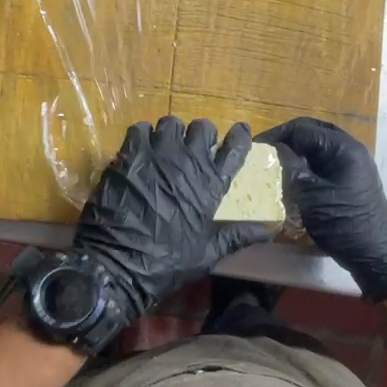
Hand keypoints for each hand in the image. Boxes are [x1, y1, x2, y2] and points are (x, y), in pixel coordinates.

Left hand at [73, 117, 272, 330]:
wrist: (119, 263)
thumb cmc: (167, 261)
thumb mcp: (208, 253)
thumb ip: (237, 236)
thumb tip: (267, 232)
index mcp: (211, 184)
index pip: (235, 148)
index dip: (240, 136)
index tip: (240, 131)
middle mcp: (188, 162)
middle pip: (203, 128)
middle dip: (201, 134)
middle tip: (194, 146)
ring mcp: (157, 155)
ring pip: (170, 123)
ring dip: (171, 133)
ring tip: (165, 147)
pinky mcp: (129, 155)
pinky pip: (139, 129)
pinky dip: (142, 136)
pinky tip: (140, 150)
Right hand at [257, 118, 386, 301]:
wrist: (373, 253)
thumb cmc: (340, 223)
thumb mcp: (309, 194)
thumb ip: (291, 166)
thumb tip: (276, 149)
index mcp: (343, 148)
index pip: (303, 128)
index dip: (277, 135)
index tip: (256, 148)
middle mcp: (351, 150)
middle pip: (313, 134)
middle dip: (287, 141)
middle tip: (266, 154)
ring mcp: (353, 165)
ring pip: (319, 149)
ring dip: (297, 154)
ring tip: (277, 166)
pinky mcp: (351, 179)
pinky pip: (325, 163)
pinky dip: (308, 166)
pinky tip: (294, 179)